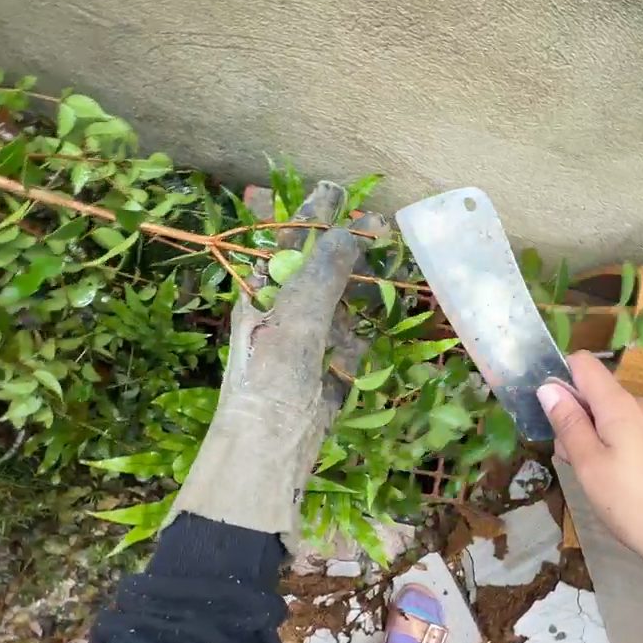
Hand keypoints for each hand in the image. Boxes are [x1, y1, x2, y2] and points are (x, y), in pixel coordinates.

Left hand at [170, 182, 373, 539]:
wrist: (270, 452)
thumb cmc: (272, 379)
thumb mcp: (297, 318)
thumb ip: (324, 272)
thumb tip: (351, 229)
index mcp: (262, 292)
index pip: (289, 240)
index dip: (312, 215)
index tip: (336, 190)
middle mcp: (282, 310)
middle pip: (321, 269)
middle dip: (348, 257)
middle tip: (380, 236)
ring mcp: (305, 340)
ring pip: (341, 305)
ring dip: (356, 306)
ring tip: (366, 312)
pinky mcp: (325, 368)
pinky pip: (350, 342)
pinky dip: (355, 347)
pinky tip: (349, 365)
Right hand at [535, 352, 642, 566]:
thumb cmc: (629, 501)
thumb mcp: (588, 463)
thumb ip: (568, 422)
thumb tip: (548, 387)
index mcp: (620, 403)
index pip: (584, 363)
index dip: (559, 375)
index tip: (545, 407)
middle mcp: (639, 404)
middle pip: (594, 390)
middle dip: (571, 413)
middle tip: (566, 455)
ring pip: (606, 412)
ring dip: (586, 432)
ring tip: (586, 472)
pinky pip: (622, 428)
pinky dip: (605, 442)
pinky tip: (606, 476)